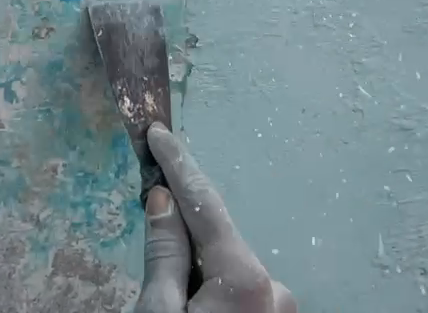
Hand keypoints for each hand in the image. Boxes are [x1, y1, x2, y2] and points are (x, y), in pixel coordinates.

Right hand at [137, 124, 296, 312]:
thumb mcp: (158, 311)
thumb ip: (163, 253)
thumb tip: (163, 198)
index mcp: (246, 278)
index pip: (204, 204)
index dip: (177, 164)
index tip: (157, 132)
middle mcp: (273, 287)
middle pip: (214, 236)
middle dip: (182, 219)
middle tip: (149, 206)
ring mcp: (279, 309)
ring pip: (224, 264)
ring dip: (197, 259)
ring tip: (168, 286)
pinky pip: (236, 288)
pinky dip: (212, 283)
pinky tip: (190, 300)